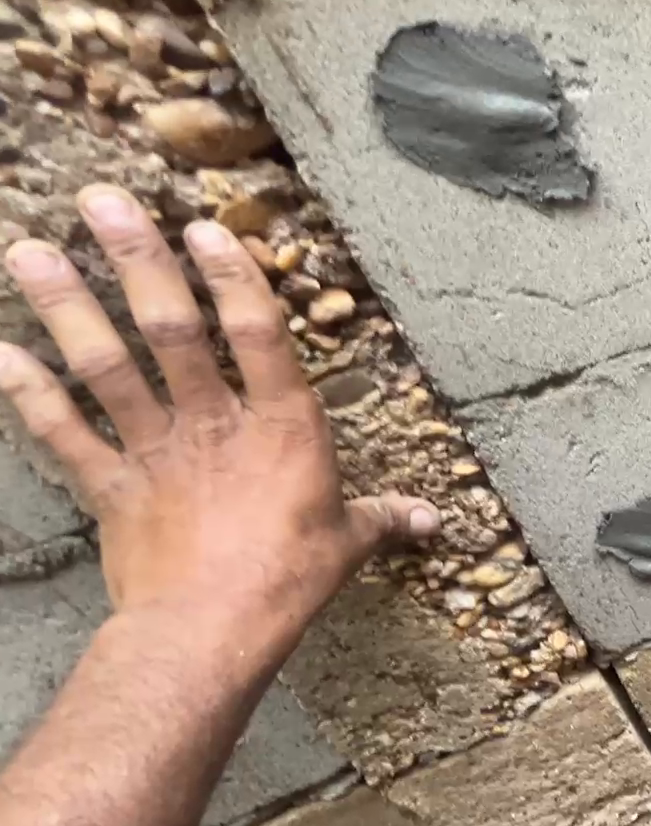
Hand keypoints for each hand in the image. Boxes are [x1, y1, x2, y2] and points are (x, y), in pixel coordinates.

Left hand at [0, 184, 437, 680]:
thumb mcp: (355, 540)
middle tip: (102, 202)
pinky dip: (24, 393)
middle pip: (171, 332)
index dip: (234, 282)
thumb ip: (389, 517)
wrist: (213, 623)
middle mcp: (215, 425)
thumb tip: (435, 521)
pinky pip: (60, 432)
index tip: (206, 230)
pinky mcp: (109, 485)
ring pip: (104, 366)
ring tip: (27, 247)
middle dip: (136, 264)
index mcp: (286, 430)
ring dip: (64, 306)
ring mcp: (153, 450)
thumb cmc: (297, 574)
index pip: (260, 339)